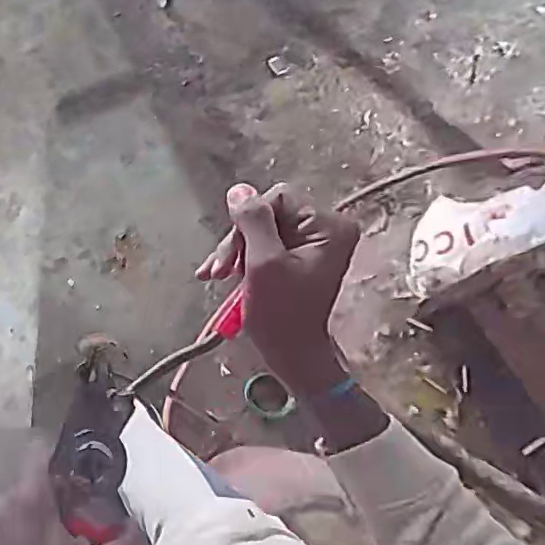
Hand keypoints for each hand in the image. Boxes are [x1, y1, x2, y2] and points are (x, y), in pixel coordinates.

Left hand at [0, 448, 148, 544]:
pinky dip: (37, 531)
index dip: (69, 453)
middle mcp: (2, 506)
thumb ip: (126, 541)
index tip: (91, 470)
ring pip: (28, 503)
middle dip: (69, 494)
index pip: (43, 449)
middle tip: (95, 520)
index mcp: (27, 501)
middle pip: (39, 480)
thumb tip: (139, 526)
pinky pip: (16, 523)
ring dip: (54, 515)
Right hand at [196, 183, 359, 391]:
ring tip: (215, 276)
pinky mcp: (294, 260)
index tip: (231, 257)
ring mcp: (309, 246)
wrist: (290, 354)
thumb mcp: (263, 265)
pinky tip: (221, 276)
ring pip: (258, 231)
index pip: (278, 199)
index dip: (247, 222)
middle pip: (267, 215)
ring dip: (233, 252)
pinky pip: (261, 246)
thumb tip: (238, 190)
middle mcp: (324, 230)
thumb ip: (252, 223)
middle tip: (218, 272)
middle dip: (238, 242)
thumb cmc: (281, 315)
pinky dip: (240, 260)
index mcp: (329, 227)